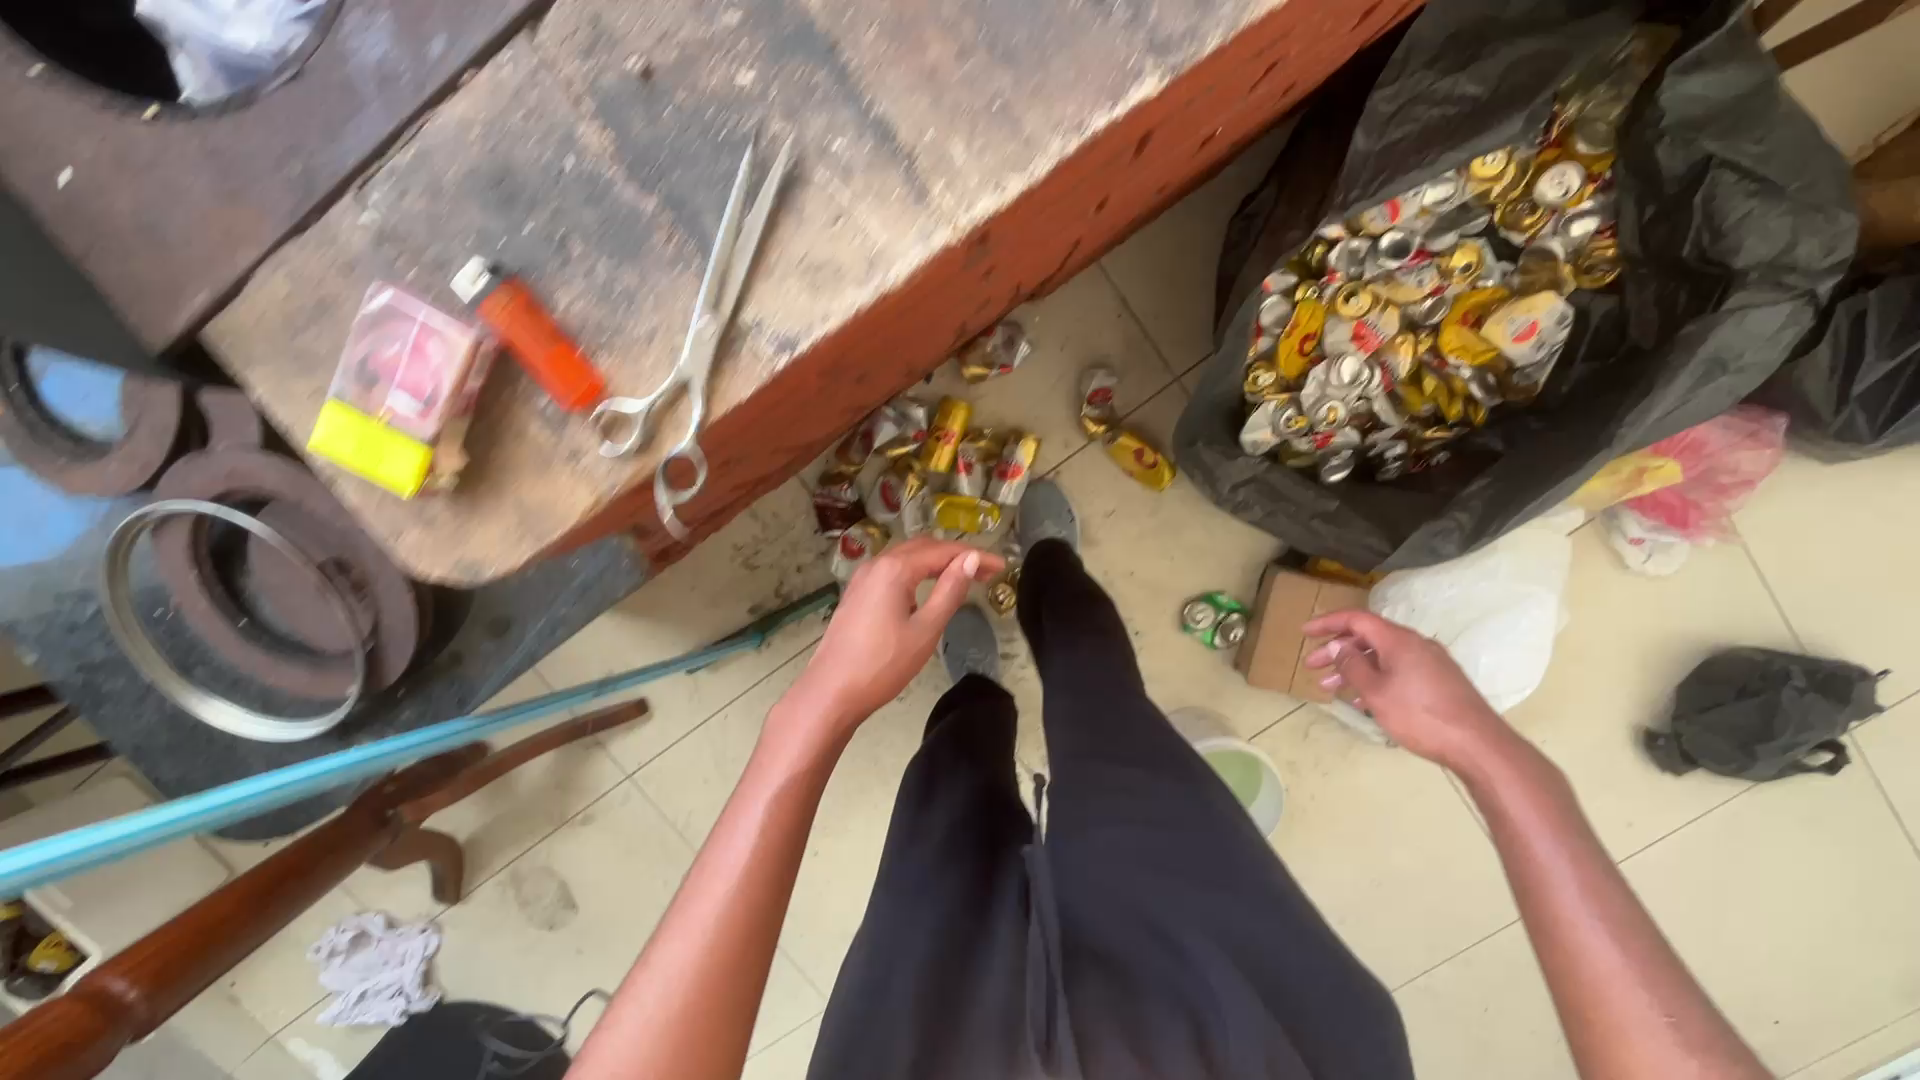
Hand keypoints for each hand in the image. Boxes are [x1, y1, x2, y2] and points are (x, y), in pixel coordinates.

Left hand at [777, 538, 1003, 748]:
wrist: (832, 691)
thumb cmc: (883, 664)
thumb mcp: (925, 629)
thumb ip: (950, 591)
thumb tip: (970, 560)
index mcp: (894, 569)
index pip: (943, 552)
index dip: (975, 557)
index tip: (1001, 568)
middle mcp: (876, 565)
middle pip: (923, 549)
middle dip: (956, 556)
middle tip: (986, 573)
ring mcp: (862, 579)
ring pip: (906, 559)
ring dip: (936, 564)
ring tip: (963, 579)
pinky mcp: (857, 595)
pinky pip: (892, 572)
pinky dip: (916, 573)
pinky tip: (928, 590)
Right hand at [1301, 609, 1517, 772]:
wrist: (1477, 744)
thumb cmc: (1420, 715)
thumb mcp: (1376, 692)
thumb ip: (1353, 666)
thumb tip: (1338, 646)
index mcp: (1399, 640)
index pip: (1357, 619)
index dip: (1327, 622)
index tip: (1305, 631)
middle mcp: (1415, 644)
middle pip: (1368, 638)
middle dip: (1337, 650)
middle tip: (1312, 666)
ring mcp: (1430, 662)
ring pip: (1382, 657)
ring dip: (1354, 668)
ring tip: (1330, 688)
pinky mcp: (1438, 681)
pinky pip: (1397, 670)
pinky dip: (1375, 678)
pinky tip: (1362, 700)